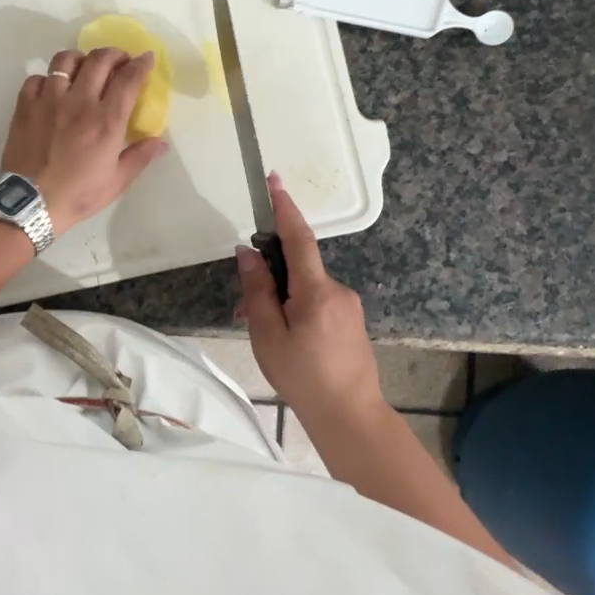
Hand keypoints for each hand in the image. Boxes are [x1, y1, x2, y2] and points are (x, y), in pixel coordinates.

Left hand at [0, 47, 169, 233]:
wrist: (30, 201)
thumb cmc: (76, 195)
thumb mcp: (116, 181)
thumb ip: (139, 157)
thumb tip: (161, 142)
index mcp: (106, 120)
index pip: (129, 78)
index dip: (141, 64)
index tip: (146, 59)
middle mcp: (78, 102)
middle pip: (99, 60)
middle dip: (115, 54)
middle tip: (119, 62)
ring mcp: (48, 100)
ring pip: (65, 60)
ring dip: (81, 59)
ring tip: (85, 68)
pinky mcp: (25, 106)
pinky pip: (36, 78)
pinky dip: (48, 78)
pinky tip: (53, 89)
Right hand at [235, 173, 382, 417]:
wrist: (350, 415)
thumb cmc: (302, 375)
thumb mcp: (266, 333)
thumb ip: (256, 290)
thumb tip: (247, 252)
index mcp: (317, 291)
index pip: (298, 239)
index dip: (285, 208)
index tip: (275, 179)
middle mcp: (339, 291)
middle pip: (297, 266)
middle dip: (268, 276)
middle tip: (244, 309)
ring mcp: (348, 306)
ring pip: (304, 288)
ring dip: (278, 298)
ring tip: (260, 331)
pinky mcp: (350, 321)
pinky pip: (315, 302)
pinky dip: (292, 309)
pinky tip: (281, 337)